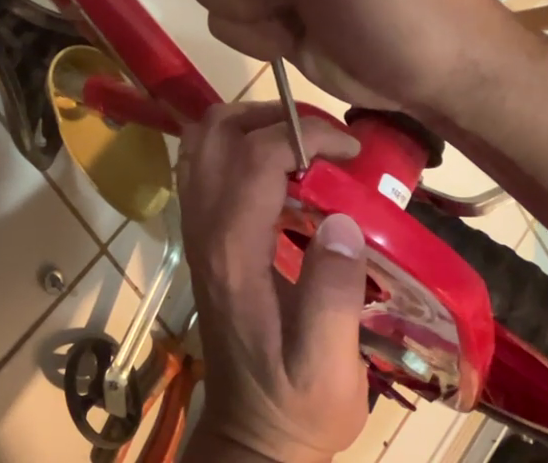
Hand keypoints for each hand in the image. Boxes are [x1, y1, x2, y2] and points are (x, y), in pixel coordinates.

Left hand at [179, 103, 370, 462]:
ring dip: (248, 125)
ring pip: (200, 142)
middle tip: (324, 136)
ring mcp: (195, 227)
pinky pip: (203, 165)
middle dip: (270, 116)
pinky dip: (236, 147)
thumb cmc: (296, 403)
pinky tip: (281, 171)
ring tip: (303, 143)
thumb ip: (333, 294)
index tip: (352, 148)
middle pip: (215, 132)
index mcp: (233, 249)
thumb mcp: (328, 366)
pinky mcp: (201, 234)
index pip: (256, 157)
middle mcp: (203, 226)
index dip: (304, 135)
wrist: (251, 433)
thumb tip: (342, 221)